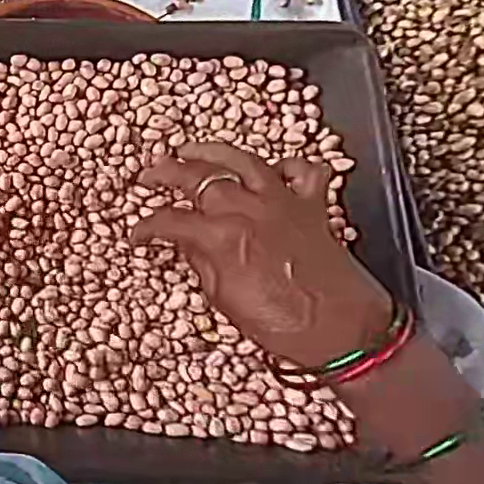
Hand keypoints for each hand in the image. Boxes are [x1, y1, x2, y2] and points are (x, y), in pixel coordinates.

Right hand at [130, 142, 392, 367]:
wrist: (344, 332)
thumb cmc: (280, 323)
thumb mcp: (221, 295)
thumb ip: (200, 260)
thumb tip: (185, 242)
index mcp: (220, 236)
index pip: (169, 220)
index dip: (147, 226)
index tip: (138, 234)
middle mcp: (250, 210)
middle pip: (198, 177)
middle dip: (166, 173)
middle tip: (150, 175)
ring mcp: (283, 204)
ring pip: (243, 160)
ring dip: (212, 152)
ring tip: (191, 151)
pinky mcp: (312, 208)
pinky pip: (303, 172)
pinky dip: (285, 166)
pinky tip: (270, 171)